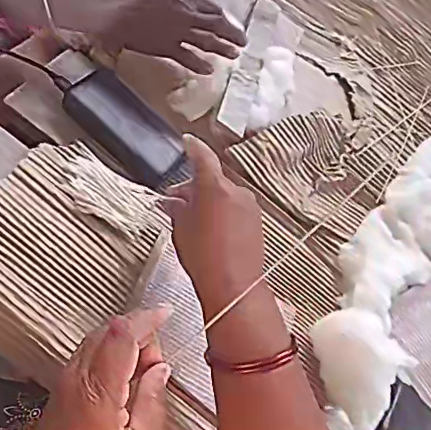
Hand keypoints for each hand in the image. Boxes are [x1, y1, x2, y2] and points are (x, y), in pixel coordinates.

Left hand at [16, 307, 172, 429]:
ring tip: (141, 374)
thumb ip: (153, 403)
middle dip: (141, 333)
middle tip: (155, 367)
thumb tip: (161, 371)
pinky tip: (124, 375)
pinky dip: (113, 348)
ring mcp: (69, 373)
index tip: (166, 313)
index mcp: (101, 390)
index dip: (147, 319)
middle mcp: (81, 374)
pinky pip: (93, 347)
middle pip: (113, 328)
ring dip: (127, 340)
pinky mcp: (65, 377)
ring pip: (101, 334)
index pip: (123, 335)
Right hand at [96, 0, 243, 72]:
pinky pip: (188, 57)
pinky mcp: (166, 48)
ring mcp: (177, 32)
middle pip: (216, 25)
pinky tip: (210, 69)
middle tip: (243, 42)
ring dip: (223, 48)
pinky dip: (200, 64)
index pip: (213, 9)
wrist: (116, 11)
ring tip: (234, 54)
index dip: (225, 19)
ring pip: (207, 41)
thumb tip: (200, 10)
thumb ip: (183, 1)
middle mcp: (185, 13)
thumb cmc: (136, 1)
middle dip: (232, 34)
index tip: (231, 25)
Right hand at [162, 136, 267, 313]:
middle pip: (212, 179)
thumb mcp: (181, 229)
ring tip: (192, 222)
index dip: (193, 148)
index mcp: (215, 187)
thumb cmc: (205, 258)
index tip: (187, 142)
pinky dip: (222, 212)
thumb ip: (177, 208)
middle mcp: (236, 192)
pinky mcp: (256, 222)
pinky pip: (235, 208)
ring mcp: (249, 207)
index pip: (203, 157)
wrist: (234, 287)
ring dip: (209, 201)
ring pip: (224, 194)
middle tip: (176, 202)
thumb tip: (174, 201)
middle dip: (194, 187)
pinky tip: (210, 231)